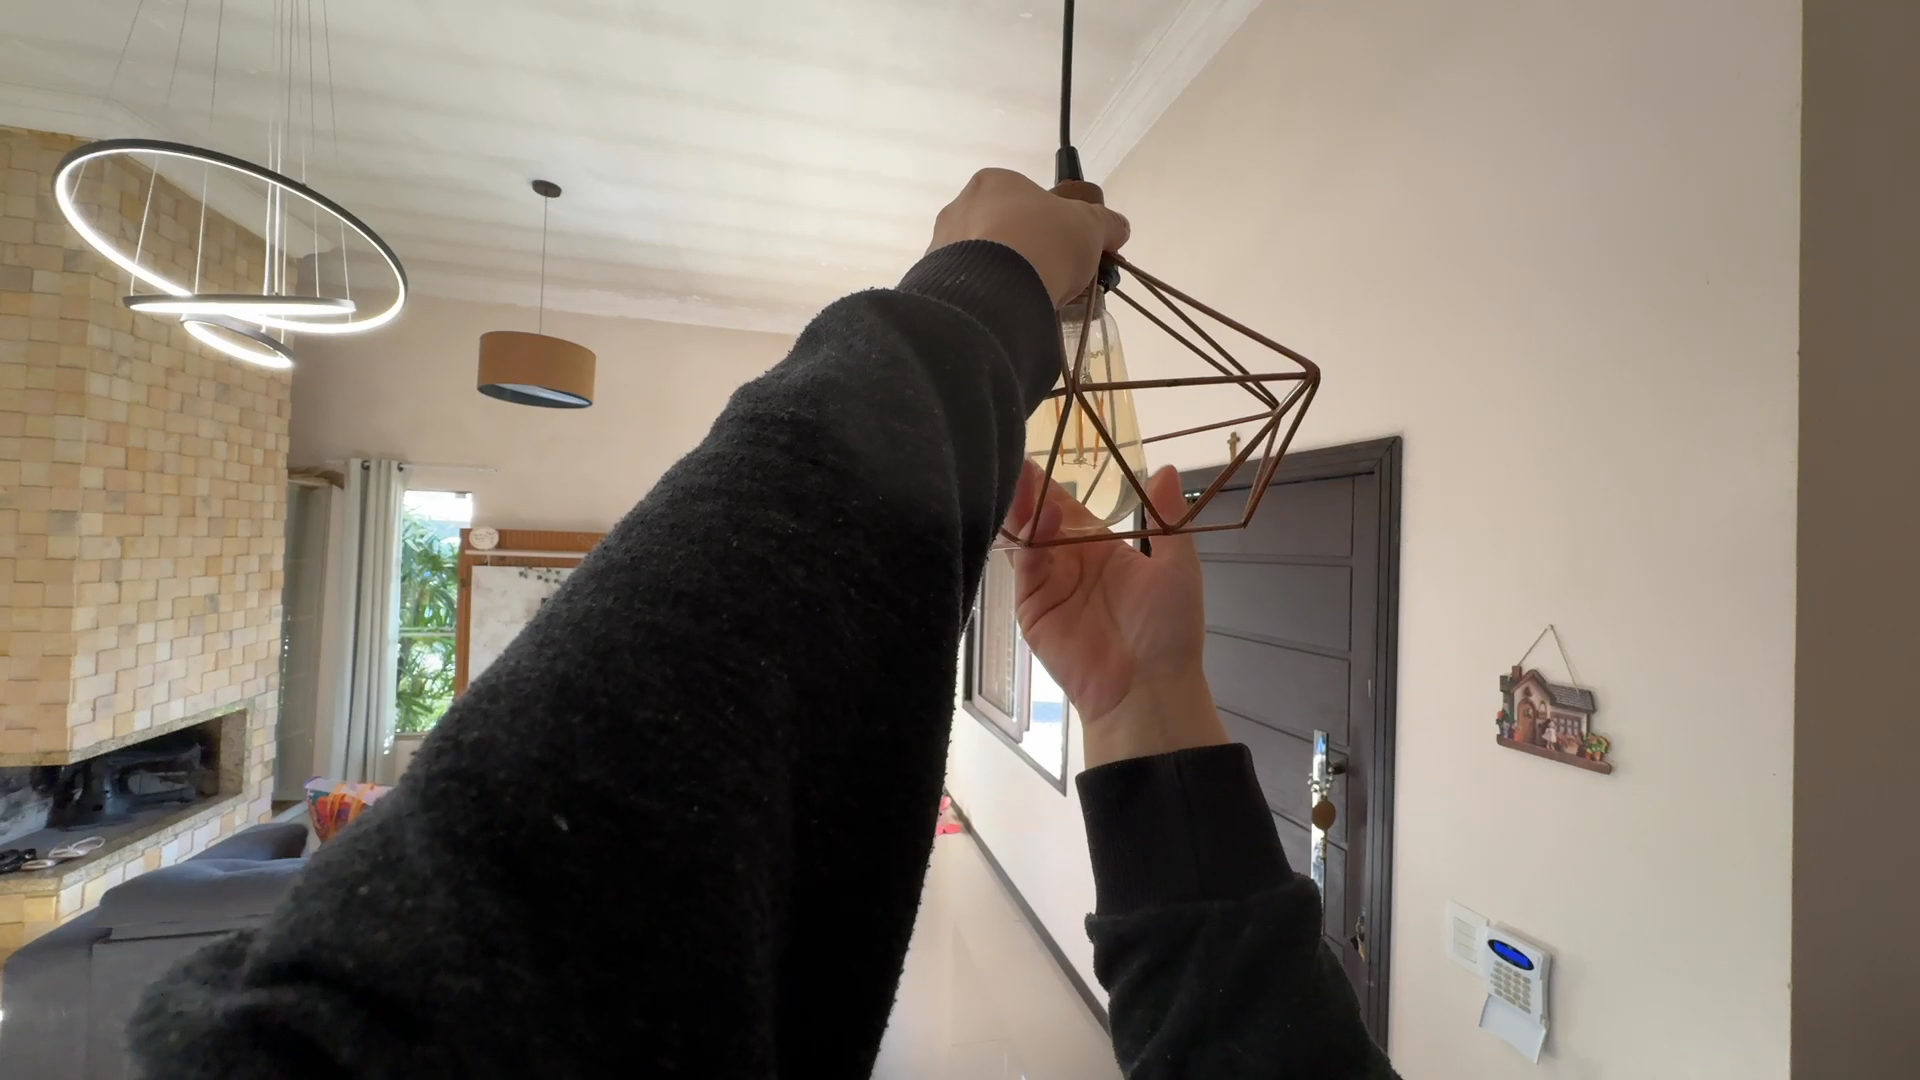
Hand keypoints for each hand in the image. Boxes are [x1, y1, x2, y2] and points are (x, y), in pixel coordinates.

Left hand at [928, 168, 1129, 307]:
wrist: (993, 294)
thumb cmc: (1042, 243)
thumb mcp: (1089, 228)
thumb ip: (1105, 225)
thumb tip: (1119, 228)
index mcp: (994, 182)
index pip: (1030, 200)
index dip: (1055, 226)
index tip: (1070, 251)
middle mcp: (960, 208)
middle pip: (1005, 232)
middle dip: (1030, 255)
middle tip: (1053, 281)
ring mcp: (941, 247)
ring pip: (984, 263)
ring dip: (1007, 279)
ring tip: (1031, 303)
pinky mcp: (934, 285)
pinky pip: (969, 290)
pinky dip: (988, 300)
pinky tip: (1007, 314)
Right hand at [1003, 461, 1227, 767]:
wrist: (1150, 689)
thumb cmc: (1169, 629)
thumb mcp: (1177, 566)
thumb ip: (1166, 518)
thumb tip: (1168, 468)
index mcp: (1102, 551)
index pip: (1070, 510)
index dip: (1054, 486)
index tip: (1038, 455)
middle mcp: (1070, 564)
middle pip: (1040, 521)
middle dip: (1028, 493)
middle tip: (1017, 463)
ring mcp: (1049, 587)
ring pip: (1026, 541)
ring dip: (1023, 512)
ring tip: (1021, 482)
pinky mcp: (1033, 610)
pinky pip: (1026, 571)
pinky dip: (1029, 544)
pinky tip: (1041, 520)